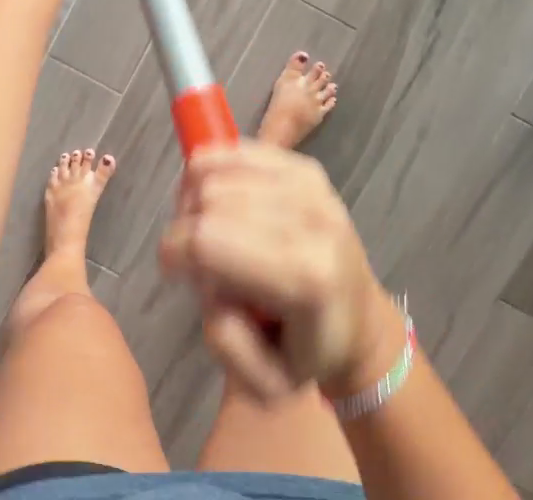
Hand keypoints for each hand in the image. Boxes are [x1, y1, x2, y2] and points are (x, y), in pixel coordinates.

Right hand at [158, 144, 403, 402]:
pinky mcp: (306, 167)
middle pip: (209, 199)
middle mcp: (312, 221)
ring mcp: (312, 187)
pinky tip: (216, 198)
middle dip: (184, 228)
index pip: (209, 239)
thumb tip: (210, 280)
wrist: (359, 319)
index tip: (172, 273)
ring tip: (207, 230)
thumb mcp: (265, 383)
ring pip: (217, 169)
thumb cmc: (308, 351)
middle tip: (196, 259)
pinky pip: (236, 148)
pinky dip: (212, 168)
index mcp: (306, 277)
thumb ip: (225, 341)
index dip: (174, 252)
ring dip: (195, 199)